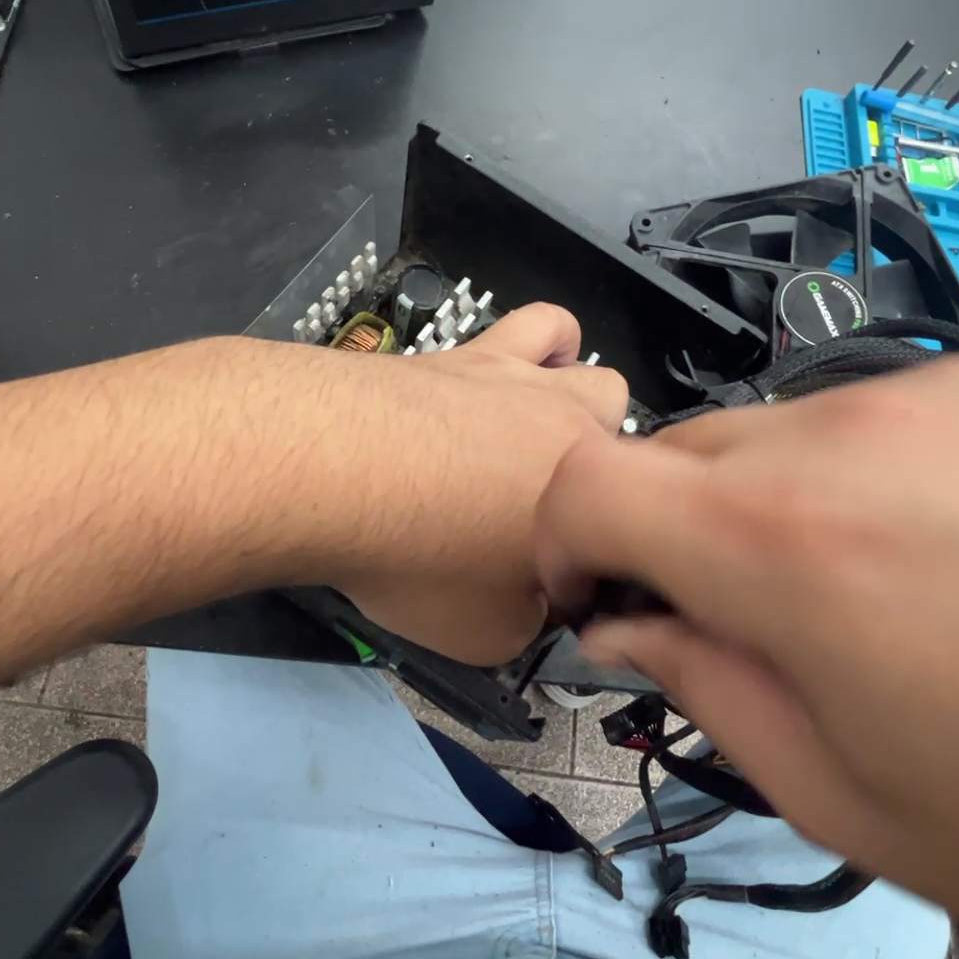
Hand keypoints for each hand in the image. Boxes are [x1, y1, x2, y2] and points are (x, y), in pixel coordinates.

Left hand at [307, 303, 627, 664]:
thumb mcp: (486, 633)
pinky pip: (537, 324)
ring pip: (594, 375)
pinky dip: (546, 343)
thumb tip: (529, 599)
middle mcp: (571, 433)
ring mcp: (525, 385)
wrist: (335, 472)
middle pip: (619, 444)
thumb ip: (530, 618)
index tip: (549, 572)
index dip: (596, 548)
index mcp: (588, 502)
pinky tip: (515, 371)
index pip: (622, 522)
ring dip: (582, 405)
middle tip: (540, 503)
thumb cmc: (419, 557)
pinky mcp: (473, 353)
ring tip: (535, 434)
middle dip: (599, 472)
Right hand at [535, 358, 958, 958]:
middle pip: (674, 450)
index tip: (592, 600)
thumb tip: (624, 625)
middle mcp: (844, 431)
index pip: (585, 480)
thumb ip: (699, 682)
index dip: (560, 541)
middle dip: (662, 530)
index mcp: (780, 538)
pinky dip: (846, 481)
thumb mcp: (839, 791)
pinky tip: (939, 560)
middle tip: (725, 619)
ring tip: (847, 598)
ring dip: (754, 504)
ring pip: (767, 432)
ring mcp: (936, 394)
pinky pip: (866, 422)